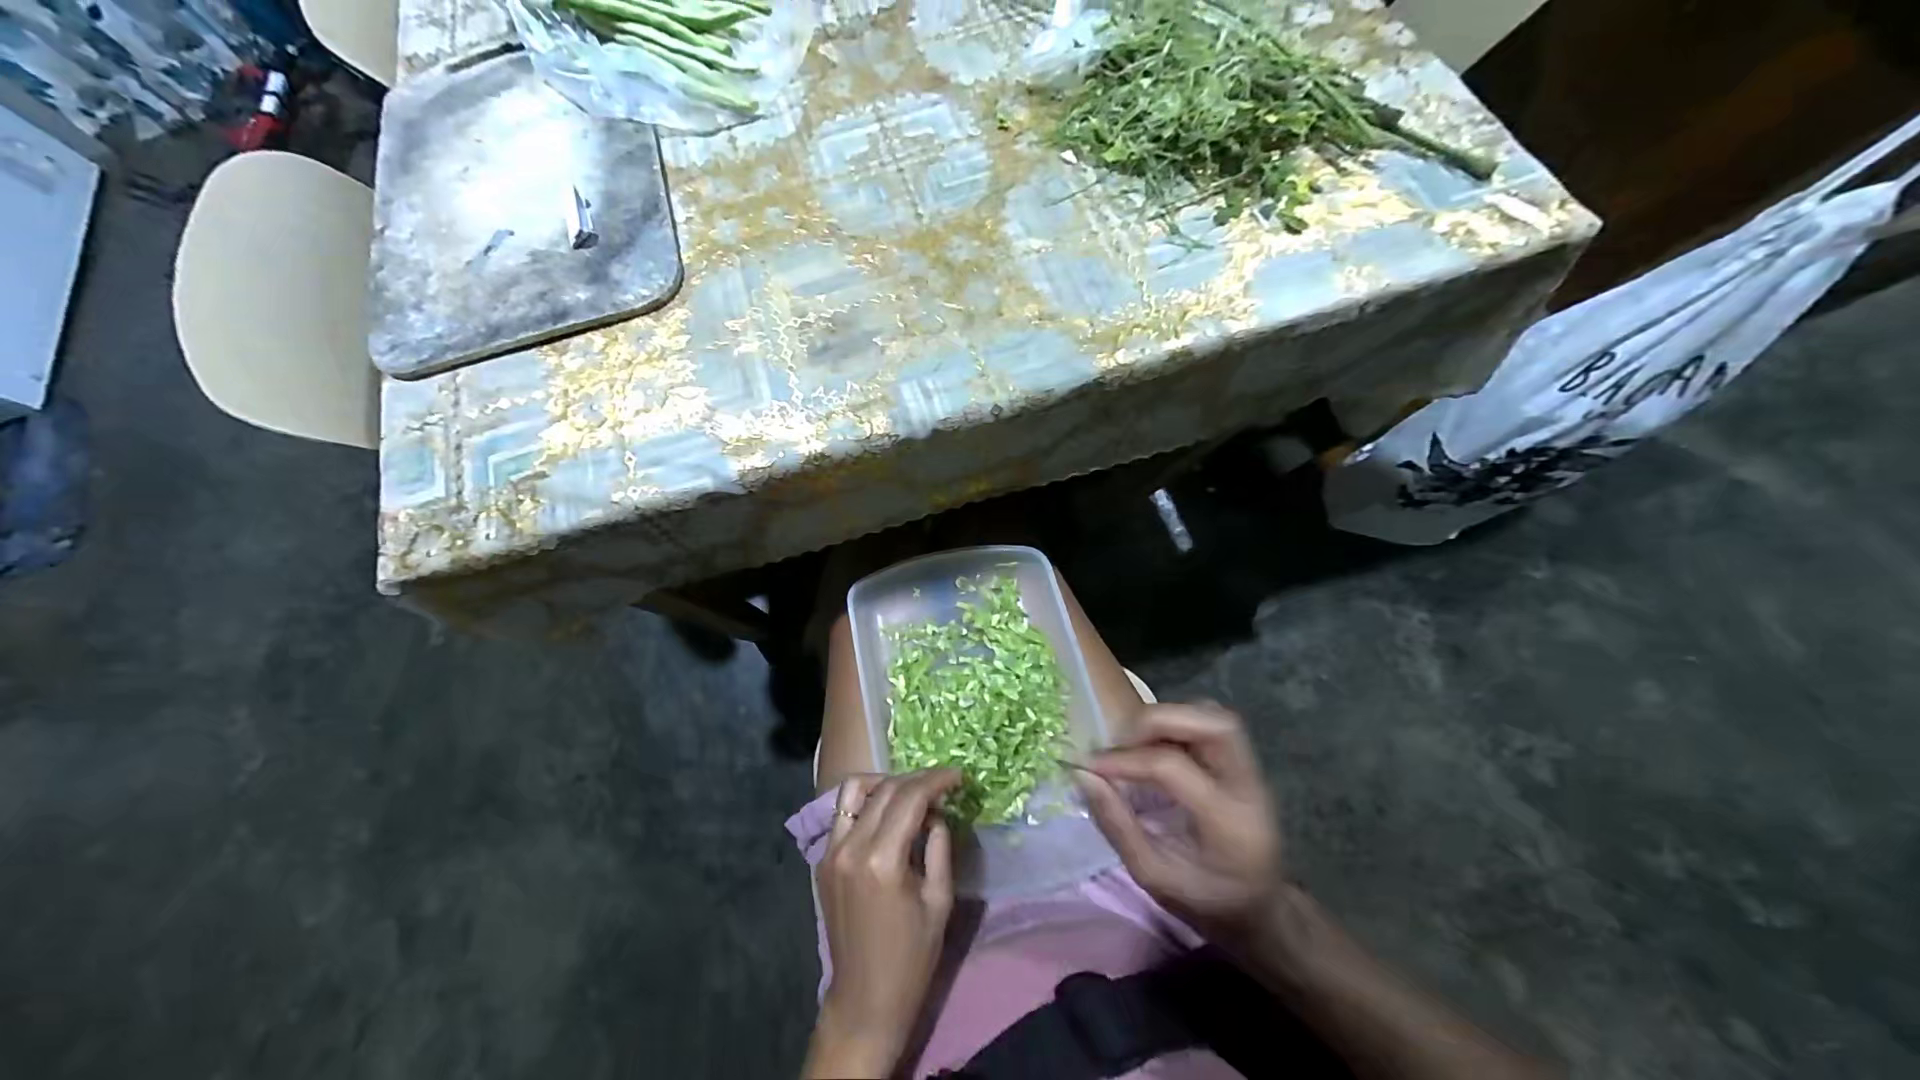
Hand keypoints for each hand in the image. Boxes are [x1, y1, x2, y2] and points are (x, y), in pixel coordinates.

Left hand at [804, 768, 961, 1078]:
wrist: (865, 997)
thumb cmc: (912, 956)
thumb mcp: (939, 899)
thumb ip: (940, 846)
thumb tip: (936, 811)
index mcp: (882, 860)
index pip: (909, 797)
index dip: (936, 780)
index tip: (958, 776)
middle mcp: (850, 847)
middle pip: (884, 789)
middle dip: (917, 779)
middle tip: (942, 783)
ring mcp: (830, 852)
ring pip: (854, 790)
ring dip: (886, 783)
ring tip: (912, 793)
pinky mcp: (823, 860)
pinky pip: (843, 813)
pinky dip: (866, 802)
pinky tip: (888, 814)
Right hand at [1076, 703, 1284, 943]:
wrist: (1260, 909)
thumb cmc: (1206, 901)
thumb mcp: (1153, 877)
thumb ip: (1117, 825)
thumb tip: (1082, 776)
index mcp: (1227, 821)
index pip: (1172, 766)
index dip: (1124, 760)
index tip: (1089, 767)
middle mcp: (1247, 786)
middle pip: (1212, 722)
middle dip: (1156, 720)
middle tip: (1119, 743)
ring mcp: (1251, 770)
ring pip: (1211, 714)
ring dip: (1167, 720)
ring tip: (1134, 746)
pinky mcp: (1242, 762)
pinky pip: (1207, 722)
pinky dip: (1174, 725)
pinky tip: (1152, 749)